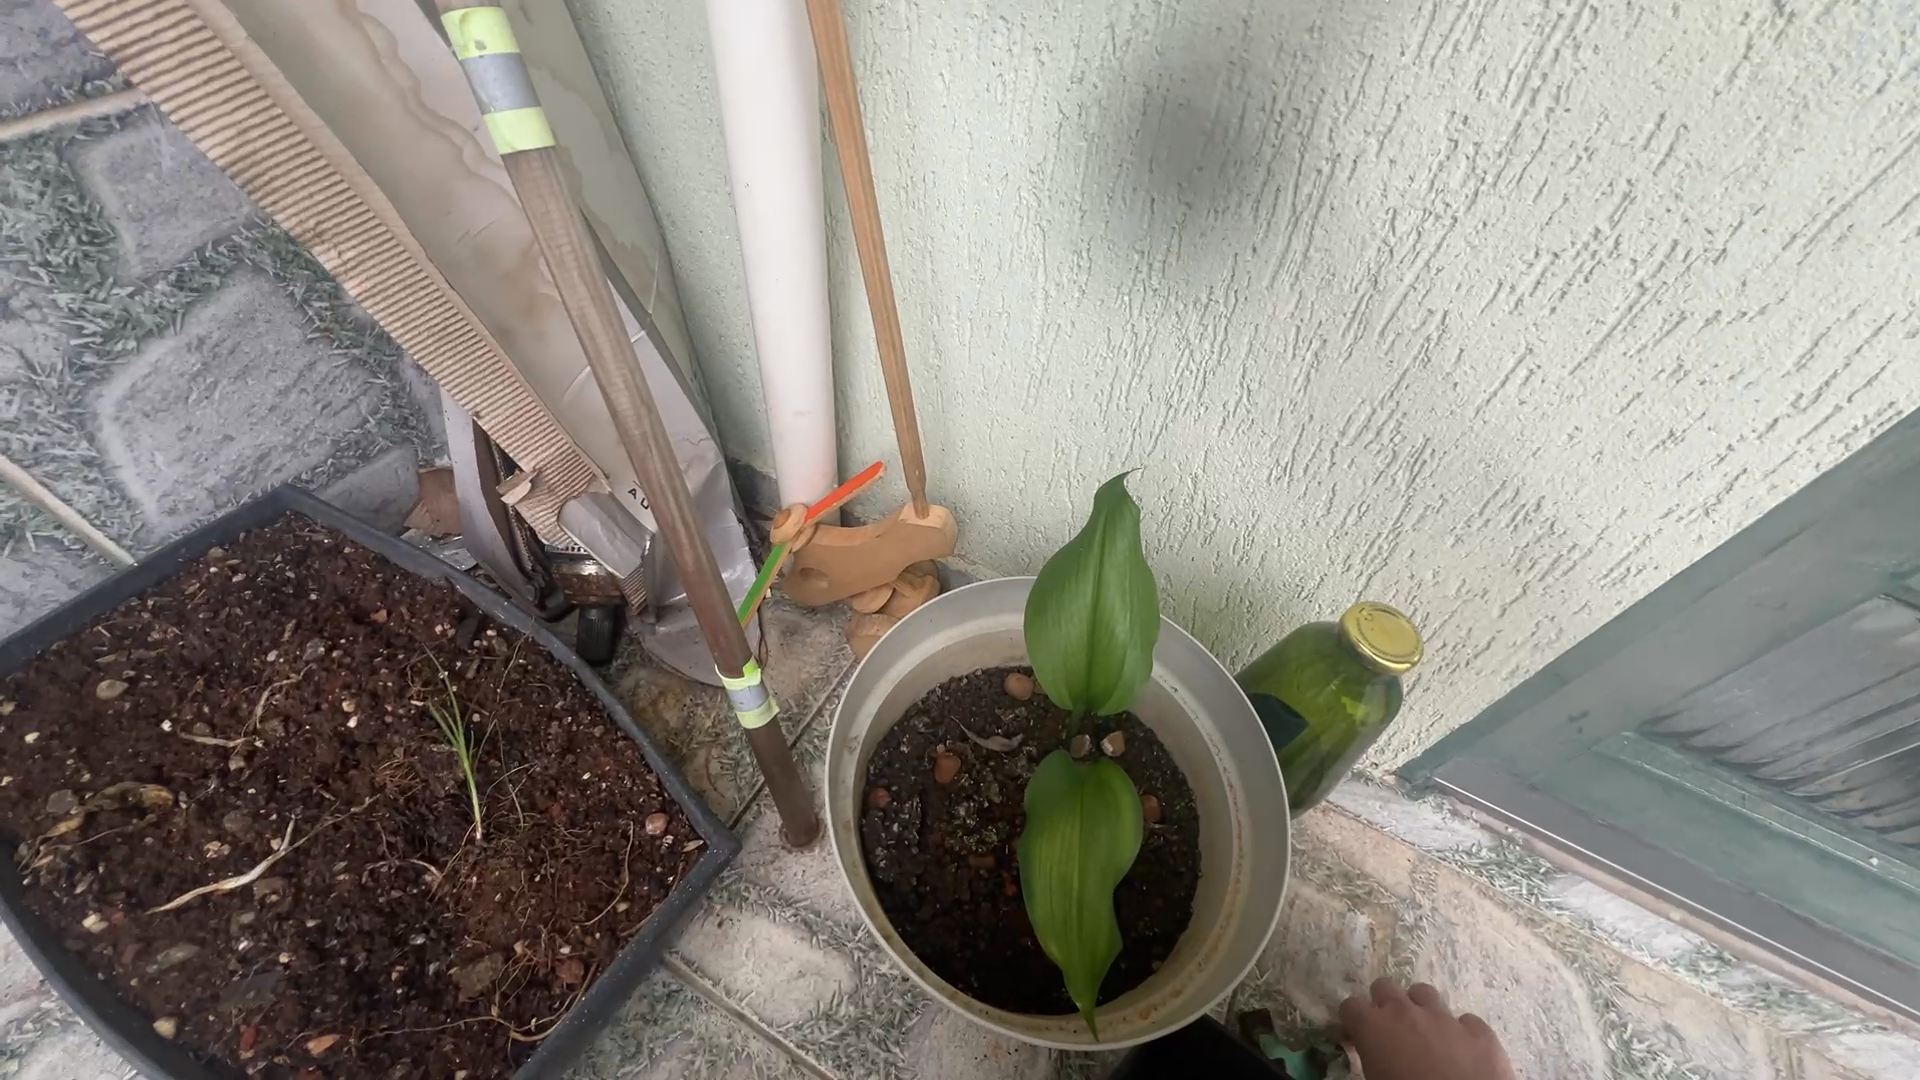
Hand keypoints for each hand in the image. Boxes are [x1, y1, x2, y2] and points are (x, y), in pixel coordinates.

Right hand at [1337, 978, 1515, 1079]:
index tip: (1360, 1035)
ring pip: (1425, 993)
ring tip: (1428, 1033)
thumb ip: (1369, 1058)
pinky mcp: (1480, 1035)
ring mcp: (1444, 1019)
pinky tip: (1466, 1051)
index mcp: (1372, 1026)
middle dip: (1386, 1004)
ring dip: (1422, 1009)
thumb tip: (1373, 1056)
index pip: (1350, 1006)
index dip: (1355, 1020)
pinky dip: (1465, 1034)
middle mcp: (1404, 1012)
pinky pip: (1469, 1022)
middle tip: (1393, 1030)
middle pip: (1384, 987)